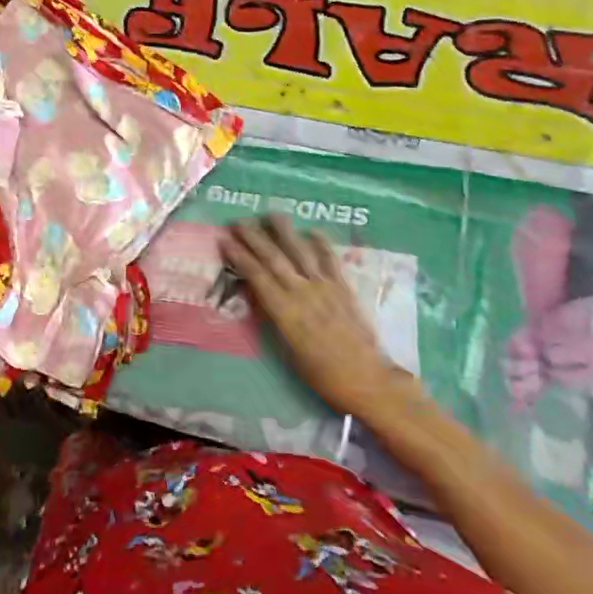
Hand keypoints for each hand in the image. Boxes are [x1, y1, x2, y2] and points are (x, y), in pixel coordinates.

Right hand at [221, 216, 411, 415]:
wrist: (368, 380)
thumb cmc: (321, 374)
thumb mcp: (287, 350)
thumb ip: (274, 319)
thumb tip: (258, 296)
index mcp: (285, 311)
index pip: (256, 275)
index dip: (239, 256)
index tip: (224, 239)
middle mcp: (303, 293)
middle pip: (274, 258)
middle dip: (254, 237)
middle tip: (238, 221)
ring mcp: (326, 287)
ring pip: (300, 252)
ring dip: (284, 232)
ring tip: (271, 214)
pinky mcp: (344, 289)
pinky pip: (330, 260)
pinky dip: (321, 243)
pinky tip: (312, 231)